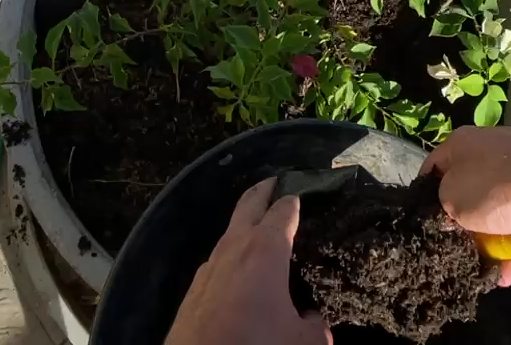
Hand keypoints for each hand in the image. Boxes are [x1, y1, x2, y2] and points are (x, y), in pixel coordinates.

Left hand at [166, 178, 331, 344]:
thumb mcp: (302, 344)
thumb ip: (315, 328)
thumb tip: (315, 322)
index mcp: (265, 249)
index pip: (284, 211)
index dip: (295, 200)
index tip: (302, 193)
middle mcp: (235, 246)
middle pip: (250, 203)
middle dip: (264, 189)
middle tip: (276, 181)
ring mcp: (210, 265)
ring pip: (231, 231)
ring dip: (246, 223)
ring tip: (261, 228)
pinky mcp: (194, 288)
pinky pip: (219, 260)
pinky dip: (232, 254)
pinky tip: (239, 272)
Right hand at [423, 127, 510, 285]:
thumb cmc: (494, 188)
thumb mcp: (452, 198)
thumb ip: (444, 205)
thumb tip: (451, 211)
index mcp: (460, 144)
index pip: (434, 169)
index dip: (428, 196)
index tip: (430, 224)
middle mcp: (487, 153)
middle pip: (470, 197)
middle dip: (472, 235)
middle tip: (471, 258)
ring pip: (500, 214)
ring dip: (502, 248)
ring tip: (506, 276)